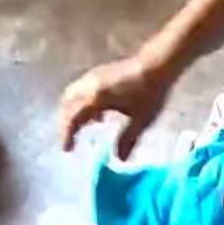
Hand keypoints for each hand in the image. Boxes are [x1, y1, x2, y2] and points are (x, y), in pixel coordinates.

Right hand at [58, 52, 175, 158]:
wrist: (158, 64)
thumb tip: (120, 159)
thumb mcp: (141, 120)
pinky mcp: (100, 74)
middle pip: (67, 104)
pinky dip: (82, 104)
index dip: (68, 135)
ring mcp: (94, 77)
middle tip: (70, 140)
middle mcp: (90, 85)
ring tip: (82, 130)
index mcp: (96, 98)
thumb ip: (128, 140)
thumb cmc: (150, 92)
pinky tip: (98, 118)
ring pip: (73, 95)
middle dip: (65, 122)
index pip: (74, 118)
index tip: (67, 150)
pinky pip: (82, 90)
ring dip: (73, 111)